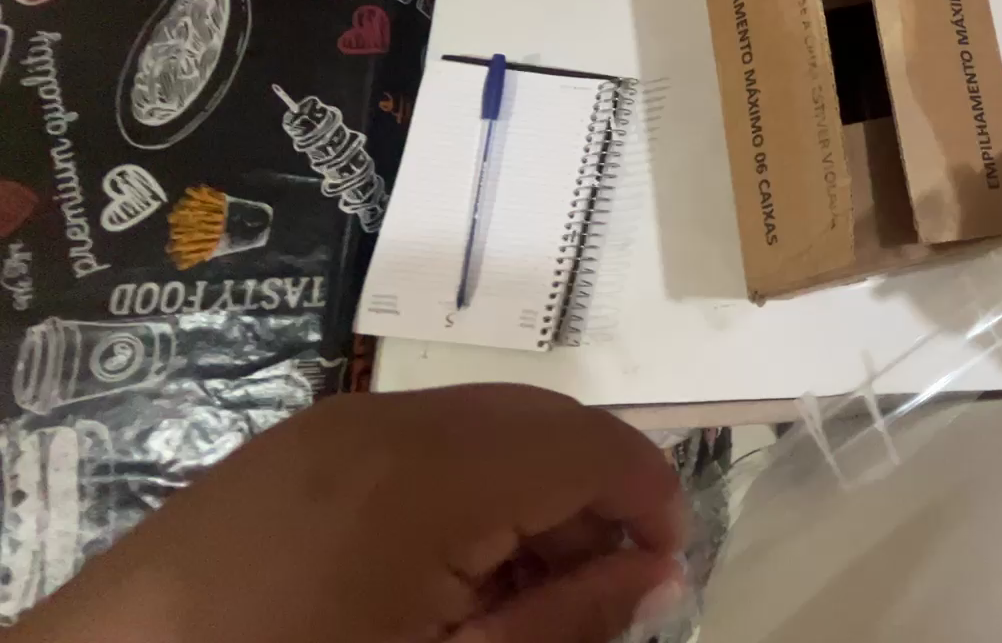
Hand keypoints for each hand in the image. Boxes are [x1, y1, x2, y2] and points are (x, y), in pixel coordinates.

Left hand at [13, 385, 687, 642]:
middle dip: (595, 492)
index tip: (670, 560)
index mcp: (426, 470)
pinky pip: (427, 439)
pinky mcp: (294, 446)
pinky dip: (471, 486)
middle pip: (547, 424)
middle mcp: (387, 417)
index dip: (650, 493)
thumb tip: (665, 576)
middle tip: (603, 581)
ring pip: (492, 426)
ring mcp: (332, 424)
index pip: (591, 444)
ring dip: (535, 490)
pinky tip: (452, 565)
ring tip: (527, 583)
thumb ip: (571, 620)